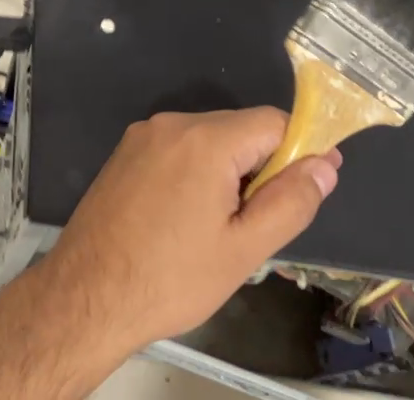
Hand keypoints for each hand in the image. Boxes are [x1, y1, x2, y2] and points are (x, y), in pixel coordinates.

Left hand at [31, 107, 339, 354]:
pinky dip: (194, 174)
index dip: (300, 151)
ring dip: (226, 173)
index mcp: (203, 139)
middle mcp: (169, 124)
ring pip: (207, 141)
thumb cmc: (171, 276)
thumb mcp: (245, 248)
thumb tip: (325, 164)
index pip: (272, 121)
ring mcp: (141, 137)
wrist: (88, 292)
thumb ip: (290, 201)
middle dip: (259, 167)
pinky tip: (186, 220)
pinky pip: (177, 151)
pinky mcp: (124, 154)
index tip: (306, 190)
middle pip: (238, 129)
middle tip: (255, 223)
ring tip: (217, 228)